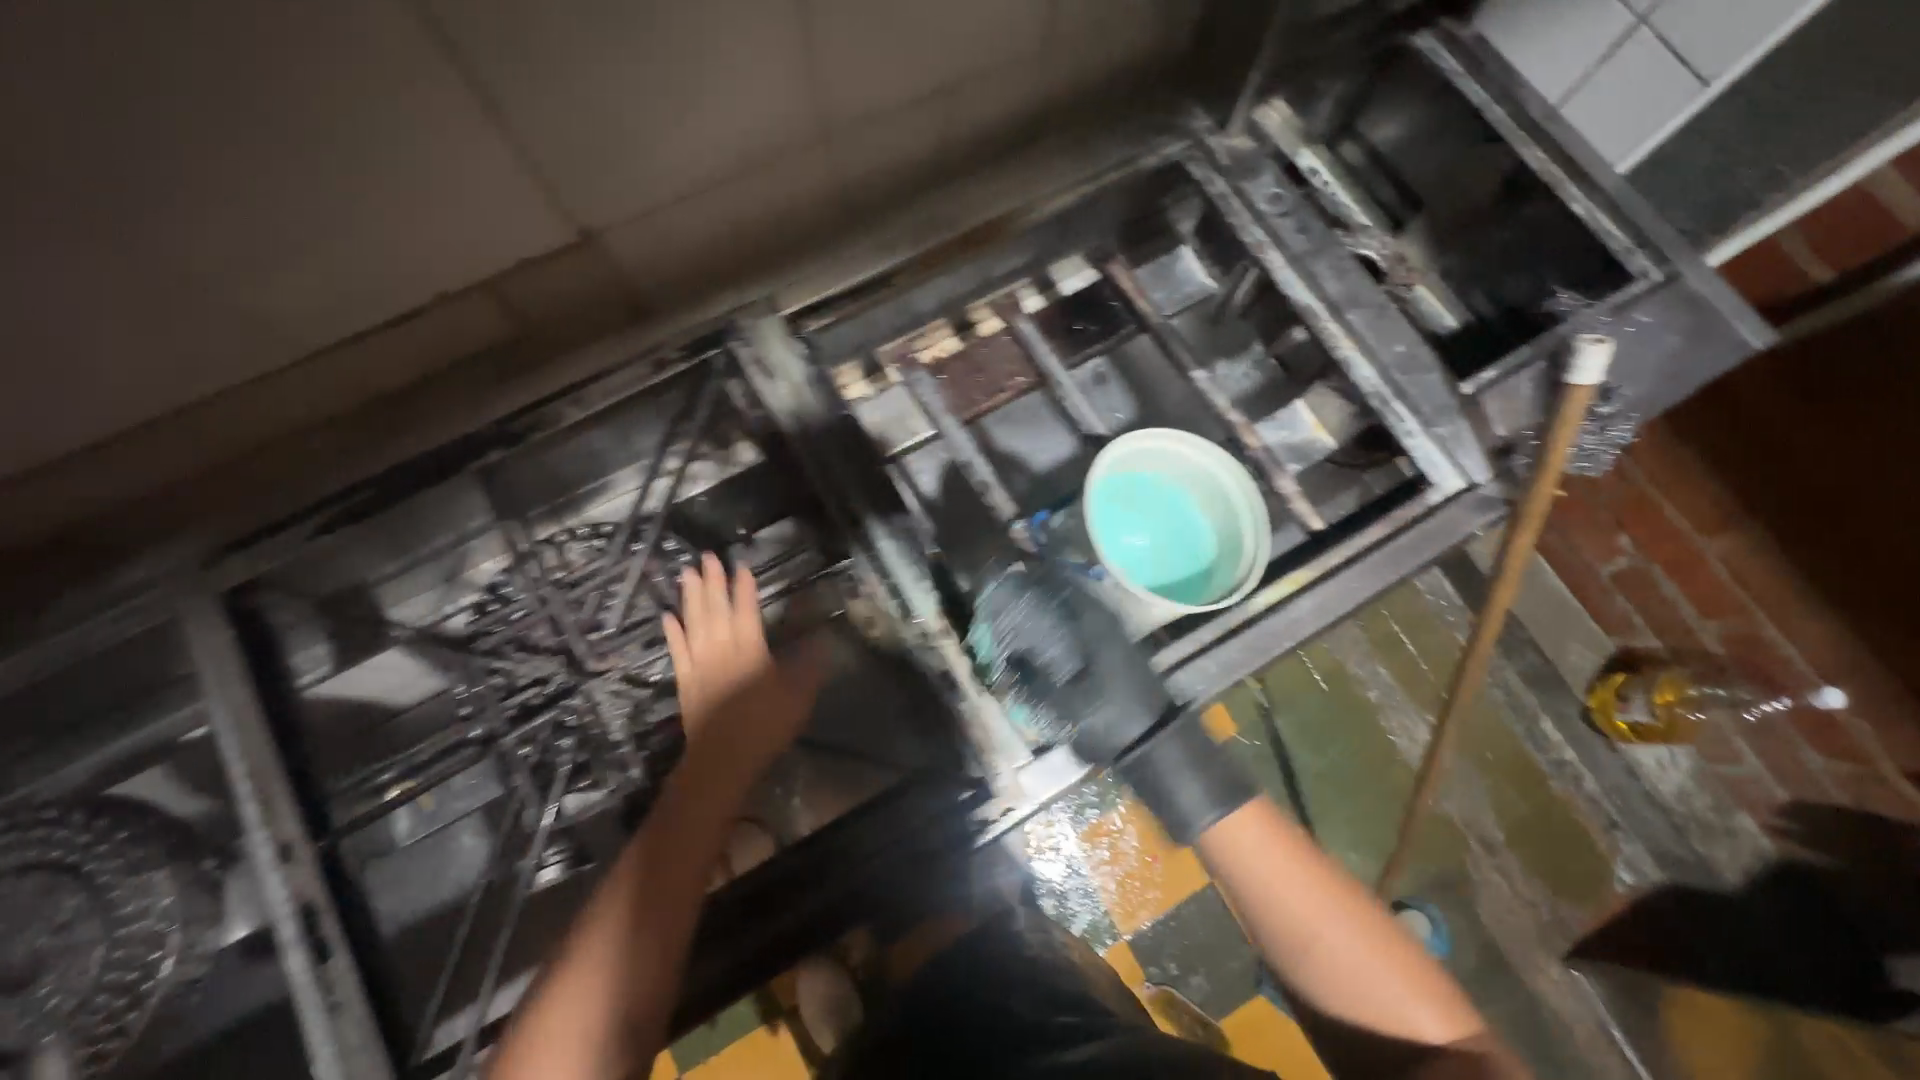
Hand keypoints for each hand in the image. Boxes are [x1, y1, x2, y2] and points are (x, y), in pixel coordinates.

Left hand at [662, 554, 823, 780]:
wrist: (722, 759)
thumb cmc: (765, 726)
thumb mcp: (798, 697)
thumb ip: (809, 667)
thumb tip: (823, 641)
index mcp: (750, 650)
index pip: (747, 610)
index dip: (744, 588)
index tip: (741, 566)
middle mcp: (722, 649)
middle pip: (715, 609)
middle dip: (712, 581)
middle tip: (706, 556)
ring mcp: (699, 664)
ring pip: (693, 622)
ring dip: (690, 597)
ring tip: (686, 573)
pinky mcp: (684, 681)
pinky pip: (677, 650)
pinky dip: (672, 631)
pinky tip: (667, 615)